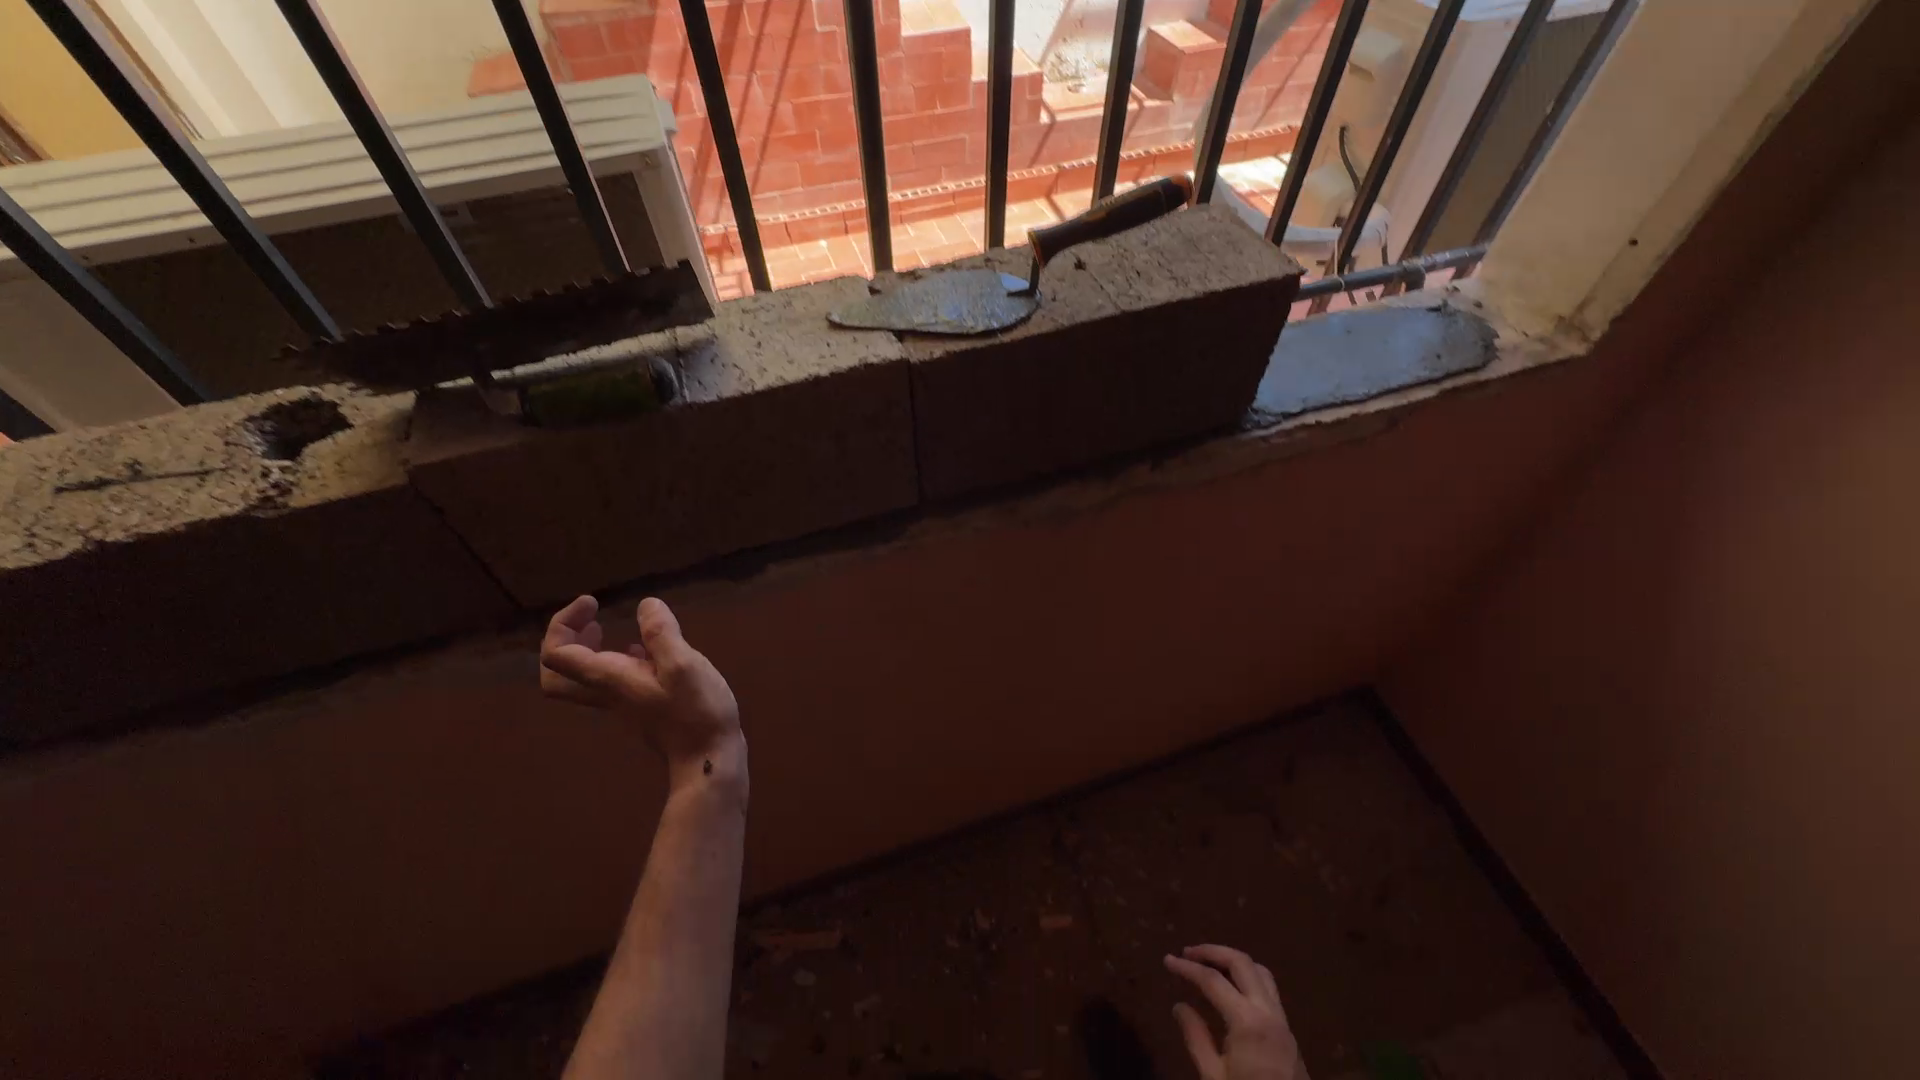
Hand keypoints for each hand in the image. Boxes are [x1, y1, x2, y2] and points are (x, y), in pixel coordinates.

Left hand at [540, 595, 743, 793]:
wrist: (708, 759)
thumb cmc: (695, 711)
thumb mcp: (683, 664)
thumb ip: (661, 633)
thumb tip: (645, 605)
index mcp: (609, 679)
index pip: (557, 654)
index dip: (564, 623)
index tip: (594, 603)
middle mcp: (607, 692)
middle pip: (556, 675)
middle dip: (562, 642)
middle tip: (589, 620)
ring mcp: (623, 703)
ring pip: (583, 679)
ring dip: (585, 649)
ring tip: (607, 628)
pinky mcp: (642, 708)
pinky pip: (612, 681)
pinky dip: (615, 659)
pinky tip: (643, 651)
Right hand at [1165, 945, 1308, 1079]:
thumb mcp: (1214, 1077)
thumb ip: (1196, 1038)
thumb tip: (1179, 1006)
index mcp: (1247, 1022)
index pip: (1212, 980)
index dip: (1187, 967)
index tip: (1167, 960)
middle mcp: (1268, 1012)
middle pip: (1241, 963)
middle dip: (1212, 952)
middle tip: (1187, 953)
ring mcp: (1282, 1020)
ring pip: (1260, 971)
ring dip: (1233, 961)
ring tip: (1209, 964)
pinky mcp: (1288, 1031)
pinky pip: (1269, 989)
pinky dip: (1247, 976)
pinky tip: (1232, 988)